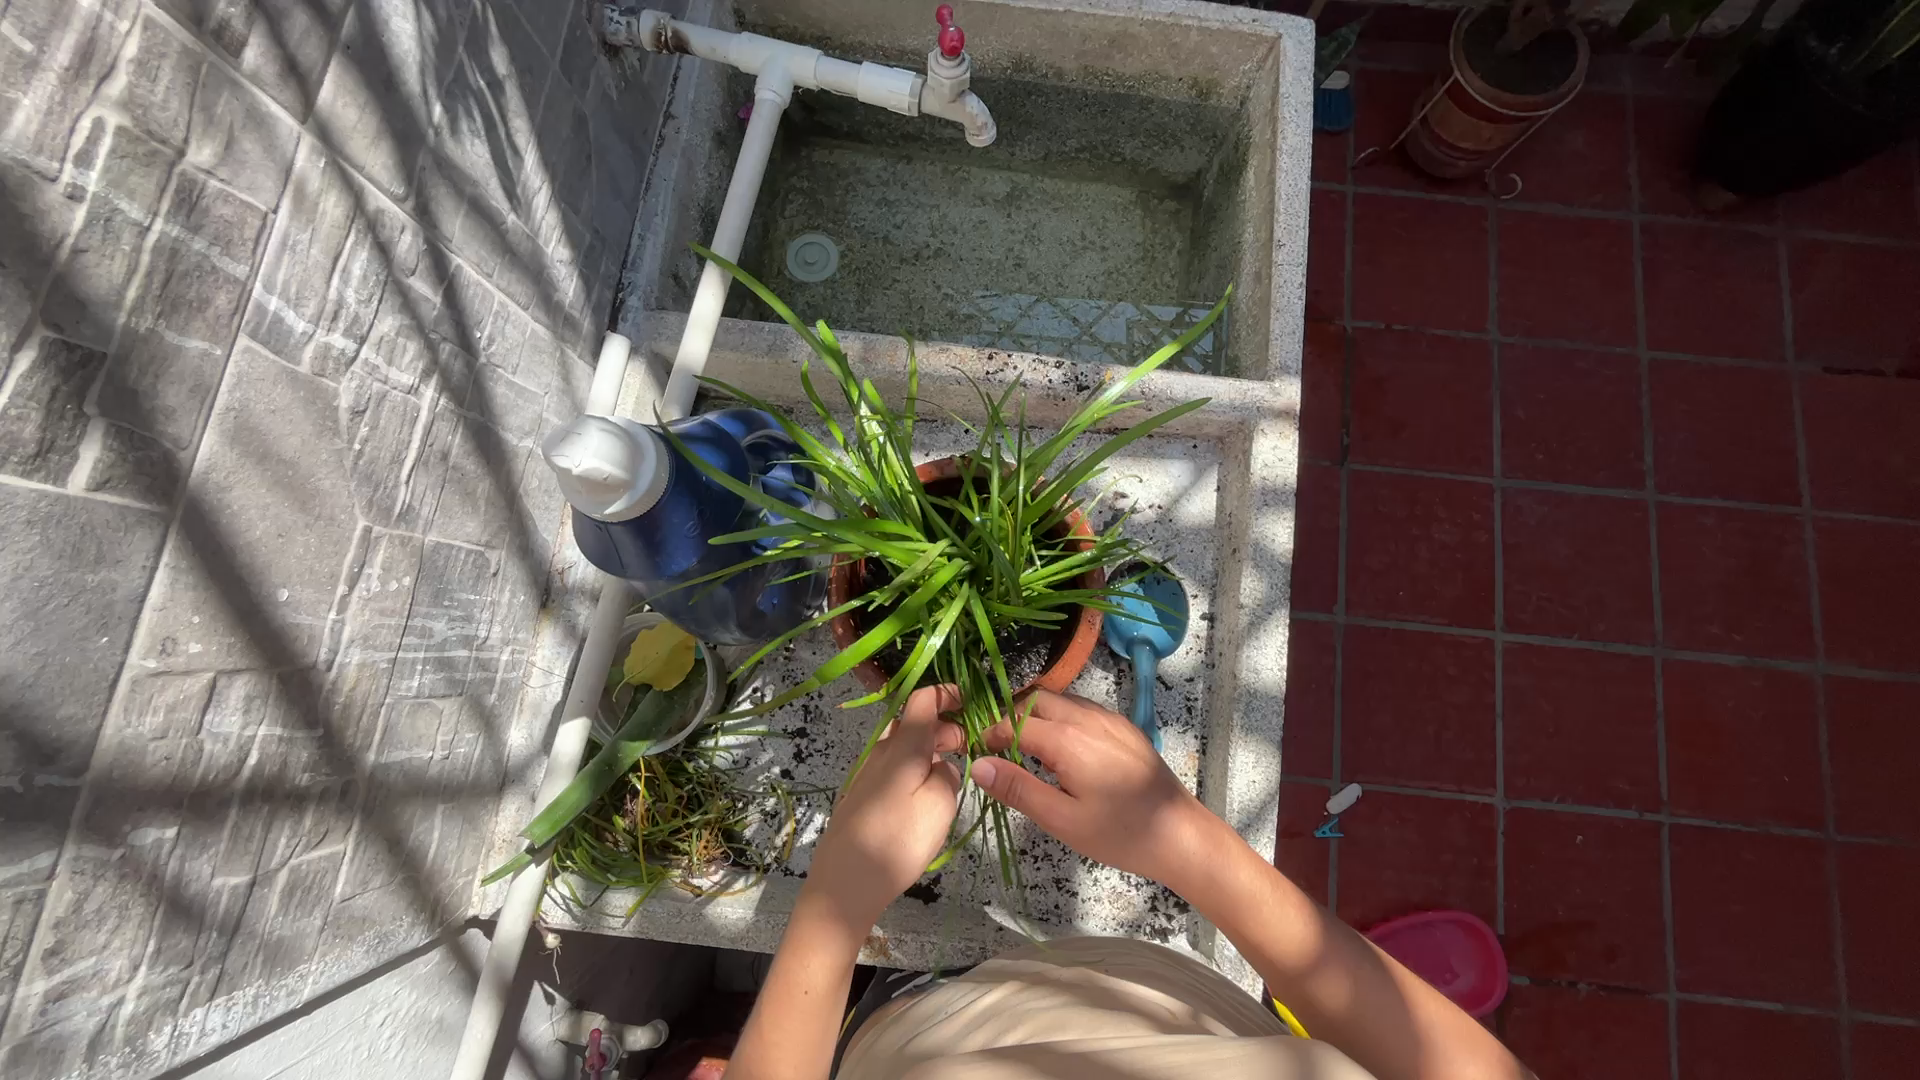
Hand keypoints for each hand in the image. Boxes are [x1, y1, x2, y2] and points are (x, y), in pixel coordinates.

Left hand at [804, 684, 964, 927]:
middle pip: (913, 722)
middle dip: (944, 725)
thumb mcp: (940, 805)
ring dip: (928, 748)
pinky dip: (914, 767)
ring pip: (902, 746)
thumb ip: (947, 775)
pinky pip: (893, 767)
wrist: (844, 884)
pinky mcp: (861, 796)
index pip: (923, 699)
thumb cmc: (897, 841)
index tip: (970, 699)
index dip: (947, 693)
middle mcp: (881, 751)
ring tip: (951, 770)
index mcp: (902, 746)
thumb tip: (941, 766)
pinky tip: (923, 794)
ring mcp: (867, 774)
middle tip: (969, 745)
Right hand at [970, 689, 1227, 891]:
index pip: (1014, 722)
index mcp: (1067, 739)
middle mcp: (1087, 717)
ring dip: (1038, 714)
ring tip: (1029, 749)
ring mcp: (1109, 718)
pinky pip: (1083, 709)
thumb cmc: (1119, 833)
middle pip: (1036, 699)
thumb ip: (1018, 788)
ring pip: (1061, 699)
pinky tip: (1065, 750)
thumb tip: (978, 765)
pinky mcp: (1124, 727)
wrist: (1182, 834)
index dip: (992, 734)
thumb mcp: (1062, 819)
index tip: (980, 753)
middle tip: (1001, 748)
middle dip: (1013, 716)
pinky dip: (1062, 718)